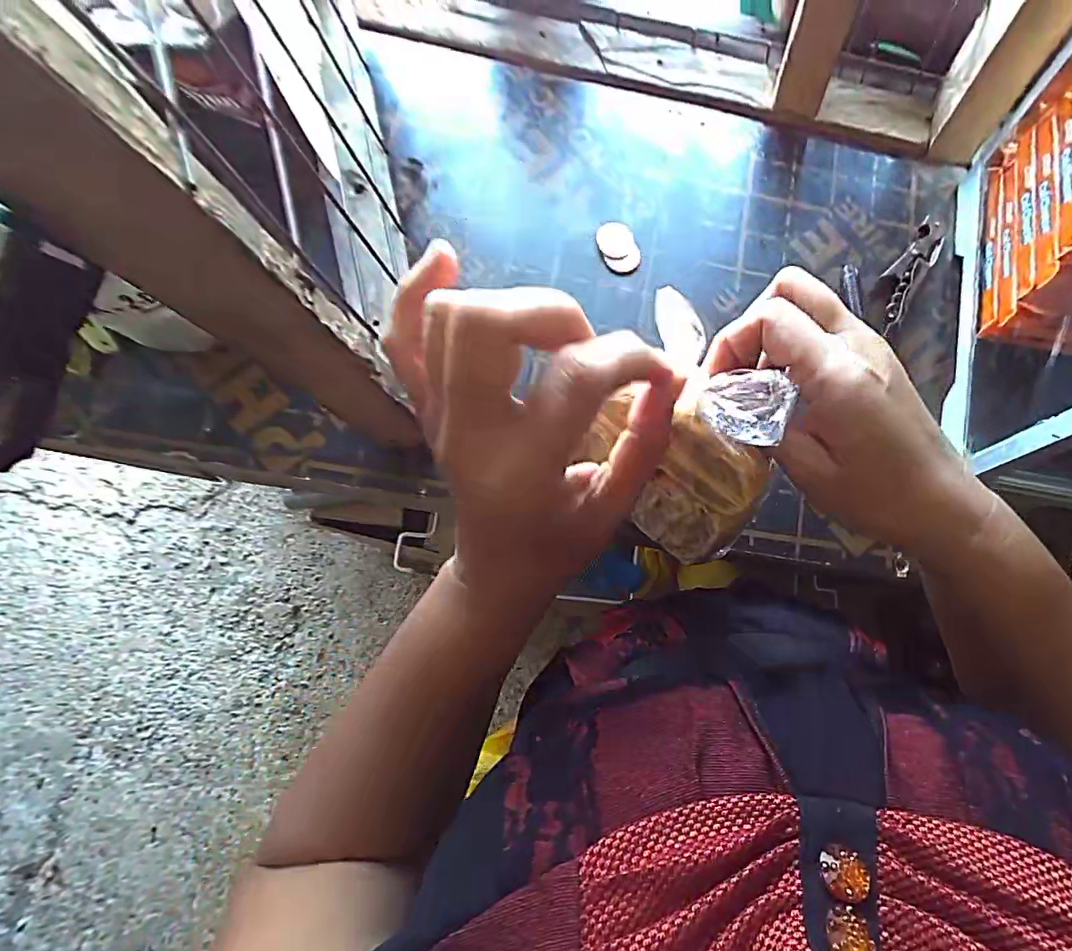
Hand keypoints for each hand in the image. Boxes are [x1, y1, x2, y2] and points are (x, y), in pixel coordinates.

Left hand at [382, 241, 685, 603]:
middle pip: (487, 324)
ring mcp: (437, 415)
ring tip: (548, 334)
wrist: (497, 568)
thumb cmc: (558, 546)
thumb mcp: (613, 510)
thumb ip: (645, 446)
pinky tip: (449, 261)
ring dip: (509, 304)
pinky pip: (402, 334)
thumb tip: (669, 383)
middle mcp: (469, 432)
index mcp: (524, 468)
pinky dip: (419, 288)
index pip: (575, 378)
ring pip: (447, 315)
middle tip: (587, 349)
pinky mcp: (424, 405)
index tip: (661, 371)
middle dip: (556, 315)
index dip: (632, 358)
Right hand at [705, 267, 993, 563]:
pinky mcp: (876, 358)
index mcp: (838, 371)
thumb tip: (729, 404)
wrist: (942, 504)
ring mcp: (870, 346)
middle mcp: (856, 343)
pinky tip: (786, 391)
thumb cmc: (878, 498)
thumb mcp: (810, 472)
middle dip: (749, 323)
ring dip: (772, 333)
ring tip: (756, 386)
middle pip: (790, 288)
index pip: (770, 317)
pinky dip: (794, 344)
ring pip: (808, 303)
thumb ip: (763, 427)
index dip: (731, 342)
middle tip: (736, 373)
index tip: (716, 384)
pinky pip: (825, 327)